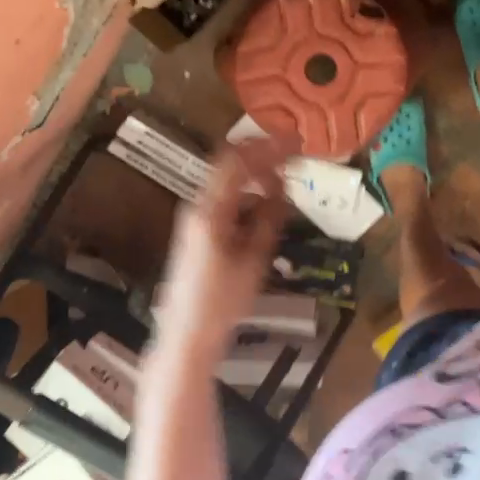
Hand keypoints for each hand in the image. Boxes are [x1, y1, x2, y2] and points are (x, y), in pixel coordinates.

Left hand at [155, 138, 294, 357]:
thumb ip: (269, 219)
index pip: (238, 161)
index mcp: (209, 210)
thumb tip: (283, 186)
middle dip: (263, 154)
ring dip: (256, 173)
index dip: (267, 147)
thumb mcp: (253, 261)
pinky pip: (224, 197)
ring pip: (227, 180)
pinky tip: (266, 202)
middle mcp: (197, 205)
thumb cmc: (221, 303)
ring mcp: (194, 216)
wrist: (185, 336)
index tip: (295, 143)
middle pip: (230, 163)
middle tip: (293, 152)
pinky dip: (247, 191)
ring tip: (285, 176)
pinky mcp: (197, 229)